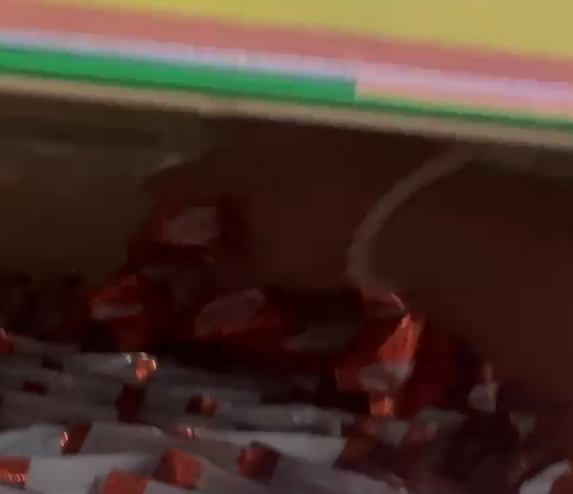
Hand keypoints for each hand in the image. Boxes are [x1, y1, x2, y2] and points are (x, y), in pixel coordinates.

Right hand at [146, 125, 435, 289]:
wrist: (424, 215)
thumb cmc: (322, 242)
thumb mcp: (261, 266)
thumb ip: (221, 268)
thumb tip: (188, 280)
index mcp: (237, 168)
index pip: (183, 178)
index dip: (163, 192)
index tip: (148, 196)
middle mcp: (272, 140)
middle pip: (228, 152)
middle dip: (211, 173)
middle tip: (200, 196)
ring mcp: (319, 133)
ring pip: (271, 150)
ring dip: (255, 171)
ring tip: (249, 197)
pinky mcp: (360, 138)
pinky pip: (309, 153)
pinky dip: (295, 172)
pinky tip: (296, 193)